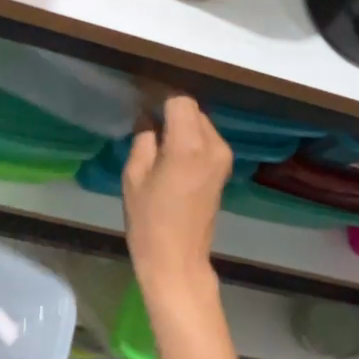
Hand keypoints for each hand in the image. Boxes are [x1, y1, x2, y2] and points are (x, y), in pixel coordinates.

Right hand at [122, 95, 232, 294]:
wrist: (177, 259)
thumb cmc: (149, 222)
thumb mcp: (134, 178)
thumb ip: (143, 141)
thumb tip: (147, 120)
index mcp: (188, 146)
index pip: (180, 101)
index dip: (159, 99)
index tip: (141, 104)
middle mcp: (213, 146)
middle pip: (194, 111)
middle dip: (171, 112)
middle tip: (145, 122)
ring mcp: (223, 159)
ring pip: (202, 125)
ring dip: (181, 127)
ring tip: (156, 140)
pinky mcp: (224, 171)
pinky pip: (207, 142)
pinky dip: (190, 141)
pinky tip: (170, 156)